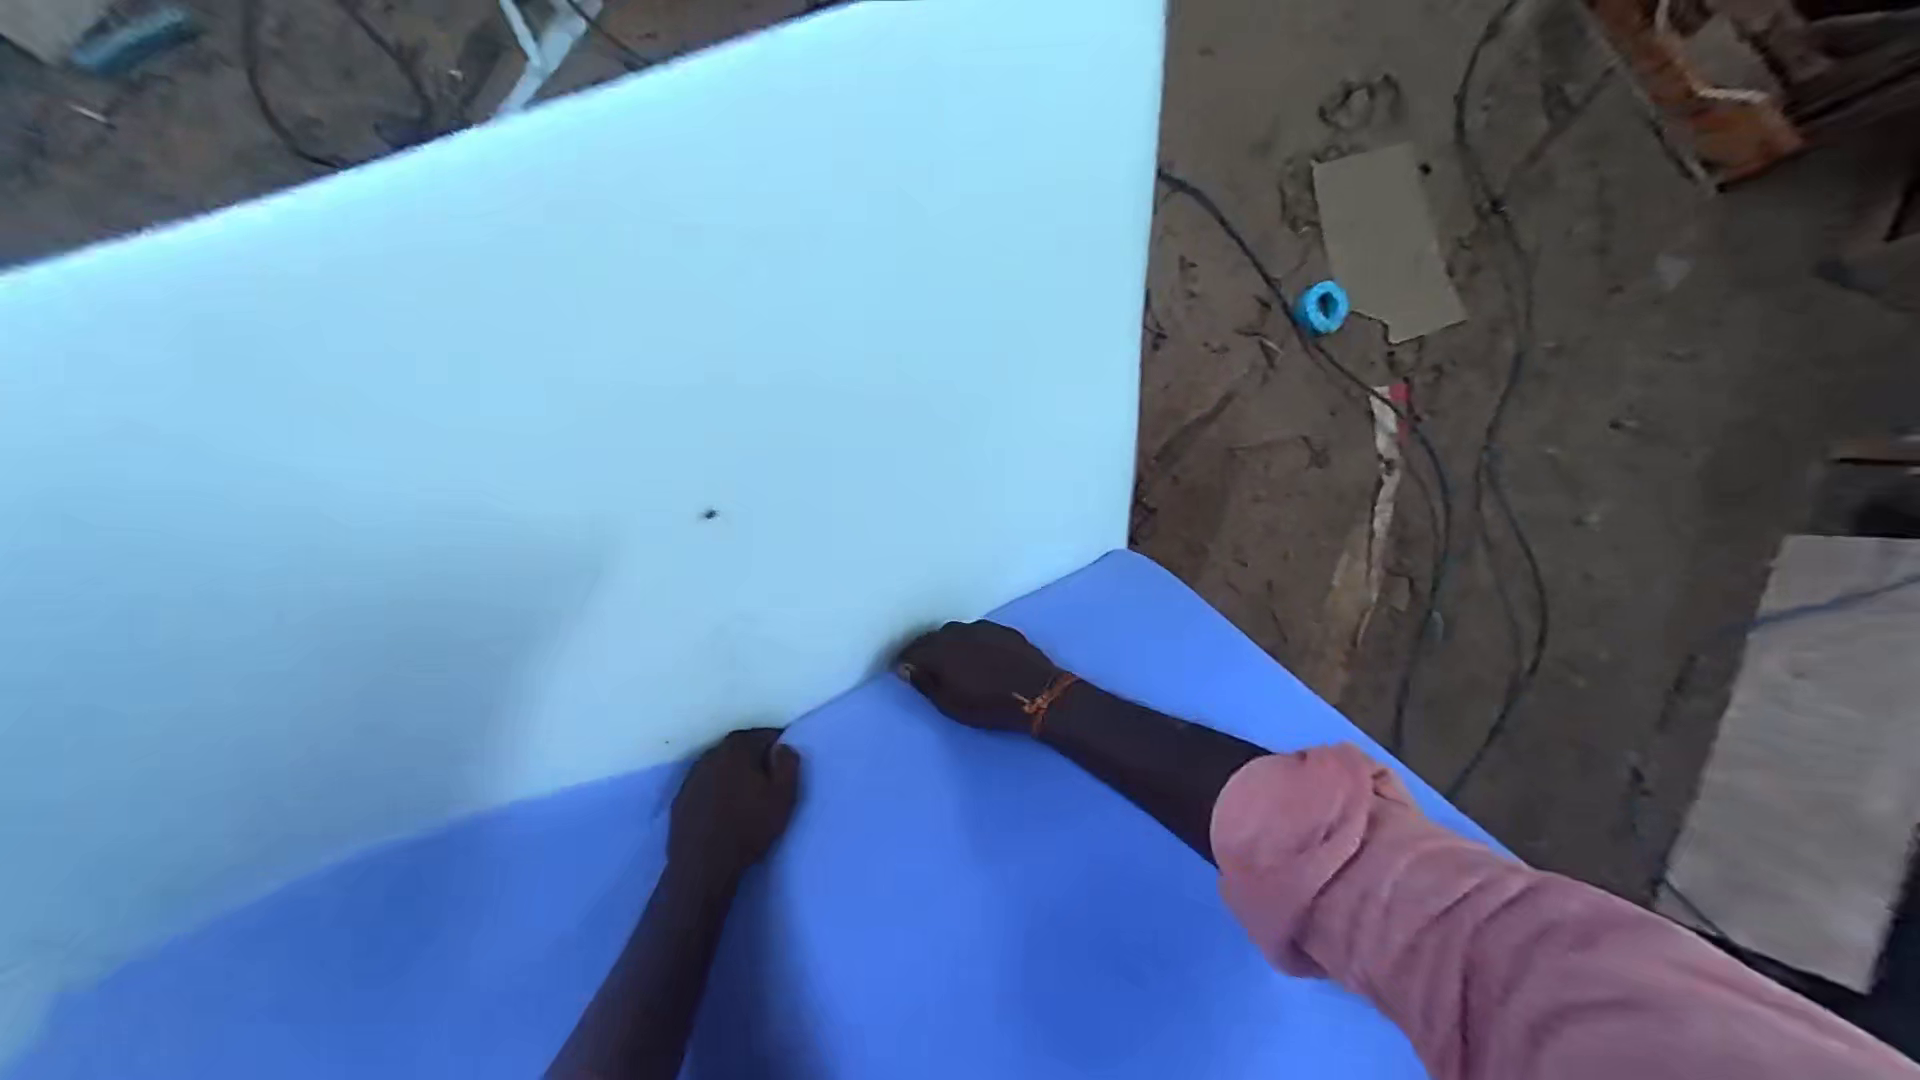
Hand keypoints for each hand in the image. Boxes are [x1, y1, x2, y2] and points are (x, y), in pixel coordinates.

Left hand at [668, 728, 800, 886]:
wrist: (703, 866)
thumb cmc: (749, 828)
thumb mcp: (783, 796)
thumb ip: (787, 764)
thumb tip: (783, 747)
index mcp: (738, 748)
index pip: (765, 735)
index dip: (778, 747)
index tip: (784, 764)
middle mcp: (712, 755)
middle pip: (740, 747)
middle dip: (755, 757)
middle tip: (768, 778)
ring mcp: (692, 777)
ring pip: (720, 765)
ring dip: (733, 773)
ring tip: (745, 794)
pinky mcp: (680, 799)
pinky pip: (704, 785)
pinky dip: (715, 790)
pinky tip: (723, 808)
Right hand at [895, 620, 1066, 733]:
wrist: (1038, 693)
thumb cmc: (989, 705)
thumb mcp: (950, 704)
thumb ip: (925, 683)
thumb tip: (905, 668)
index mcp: (939, 650)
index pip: (912, 651)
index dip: (906, 662)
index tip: (904, 671)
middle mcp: (956, 632)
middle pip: (931, 638)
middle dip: (925, 651)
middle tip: (925, 668)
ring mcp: (980, 628)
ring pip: (954, 632)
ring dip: (947, 644)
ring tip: (951, 661)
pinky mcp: (1000, 630)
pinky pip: (976, 632)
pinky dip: (969, 642)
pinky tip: (976, 654)